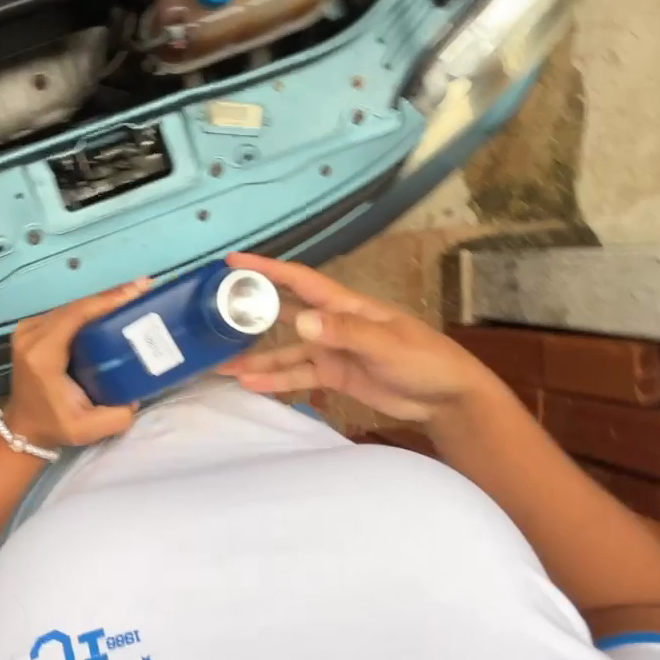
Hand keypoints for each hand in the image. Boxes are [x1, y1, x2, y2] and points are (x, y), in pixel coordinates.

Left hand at [2, 278, 153, 447]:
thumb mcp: (88, 429)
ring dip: (100, 301)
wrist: (24, 428)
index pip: (77, 315)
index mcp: (43, 355)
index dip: (108, 299)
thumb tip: (138, 396)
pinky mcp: (29, 330)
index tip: (137, 289)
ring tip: (132, 295)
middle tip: (142, 288)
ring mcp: (26, 331)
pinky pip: (63, 313)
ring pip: (70, 307)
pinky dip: (87, 309)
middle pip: (75, 306)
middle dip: (110, 296)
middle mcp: (31, 337)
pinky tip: (109, 307)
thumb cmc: (55, 426)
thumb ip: (117, 416)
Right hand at [216, 252, 488, 421]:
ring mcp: (331, 350)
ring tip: (220, 364)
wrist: (445, 398)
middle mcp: (332, 323)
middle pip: (284, 313)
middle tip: (213, 313)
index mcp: (345, 305)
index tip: (232, 262)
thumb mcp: (386, 344)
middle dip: (251, 311)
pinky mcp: (333, 375)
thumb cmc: (423, 360)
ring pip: (285, 350)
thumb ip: (345, 332)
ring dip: (255, 356)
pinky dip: (274, 379)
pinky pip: (297, 376)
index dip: (266, 269)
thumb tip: (300, 322)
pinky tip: (249, 384)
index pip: (299, 281)